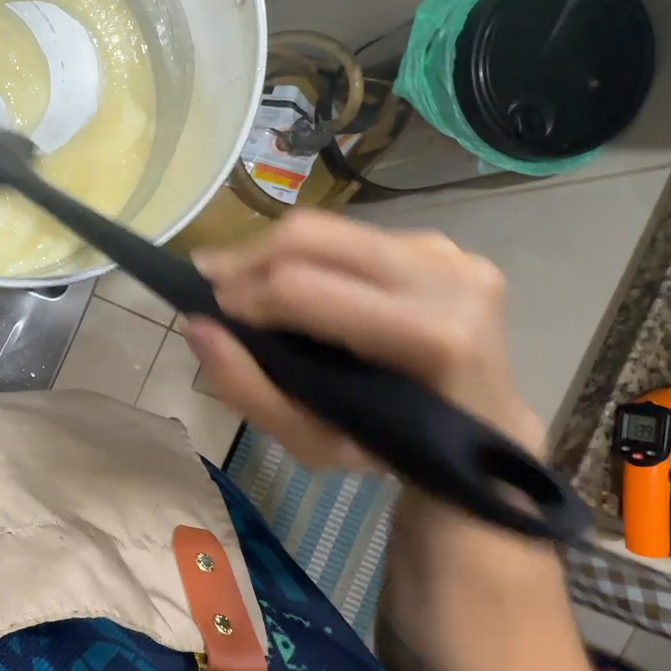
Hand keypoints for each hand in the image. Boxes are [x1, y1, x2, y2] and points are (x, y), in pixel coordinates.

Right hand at [184, 209, 542, 471]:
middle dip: (245, 260)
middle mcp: (446, 277)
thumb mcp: (311, 442)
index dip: (240, 295)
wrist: (474, 426)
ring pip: (324, 227)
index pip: (301, 286)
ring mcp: (448, 252)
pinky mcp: (440, 241)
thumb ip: (248, 388)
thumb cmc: (388, 443)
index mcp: (428, 335)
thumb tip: (196, 327)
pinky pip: (348, 233)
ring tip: (247, 286)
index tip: (210, 313)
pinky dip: (306, 254)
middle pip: (308, 237)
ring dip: (271, 254)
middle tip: (214, 288)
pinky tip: (295, 283)